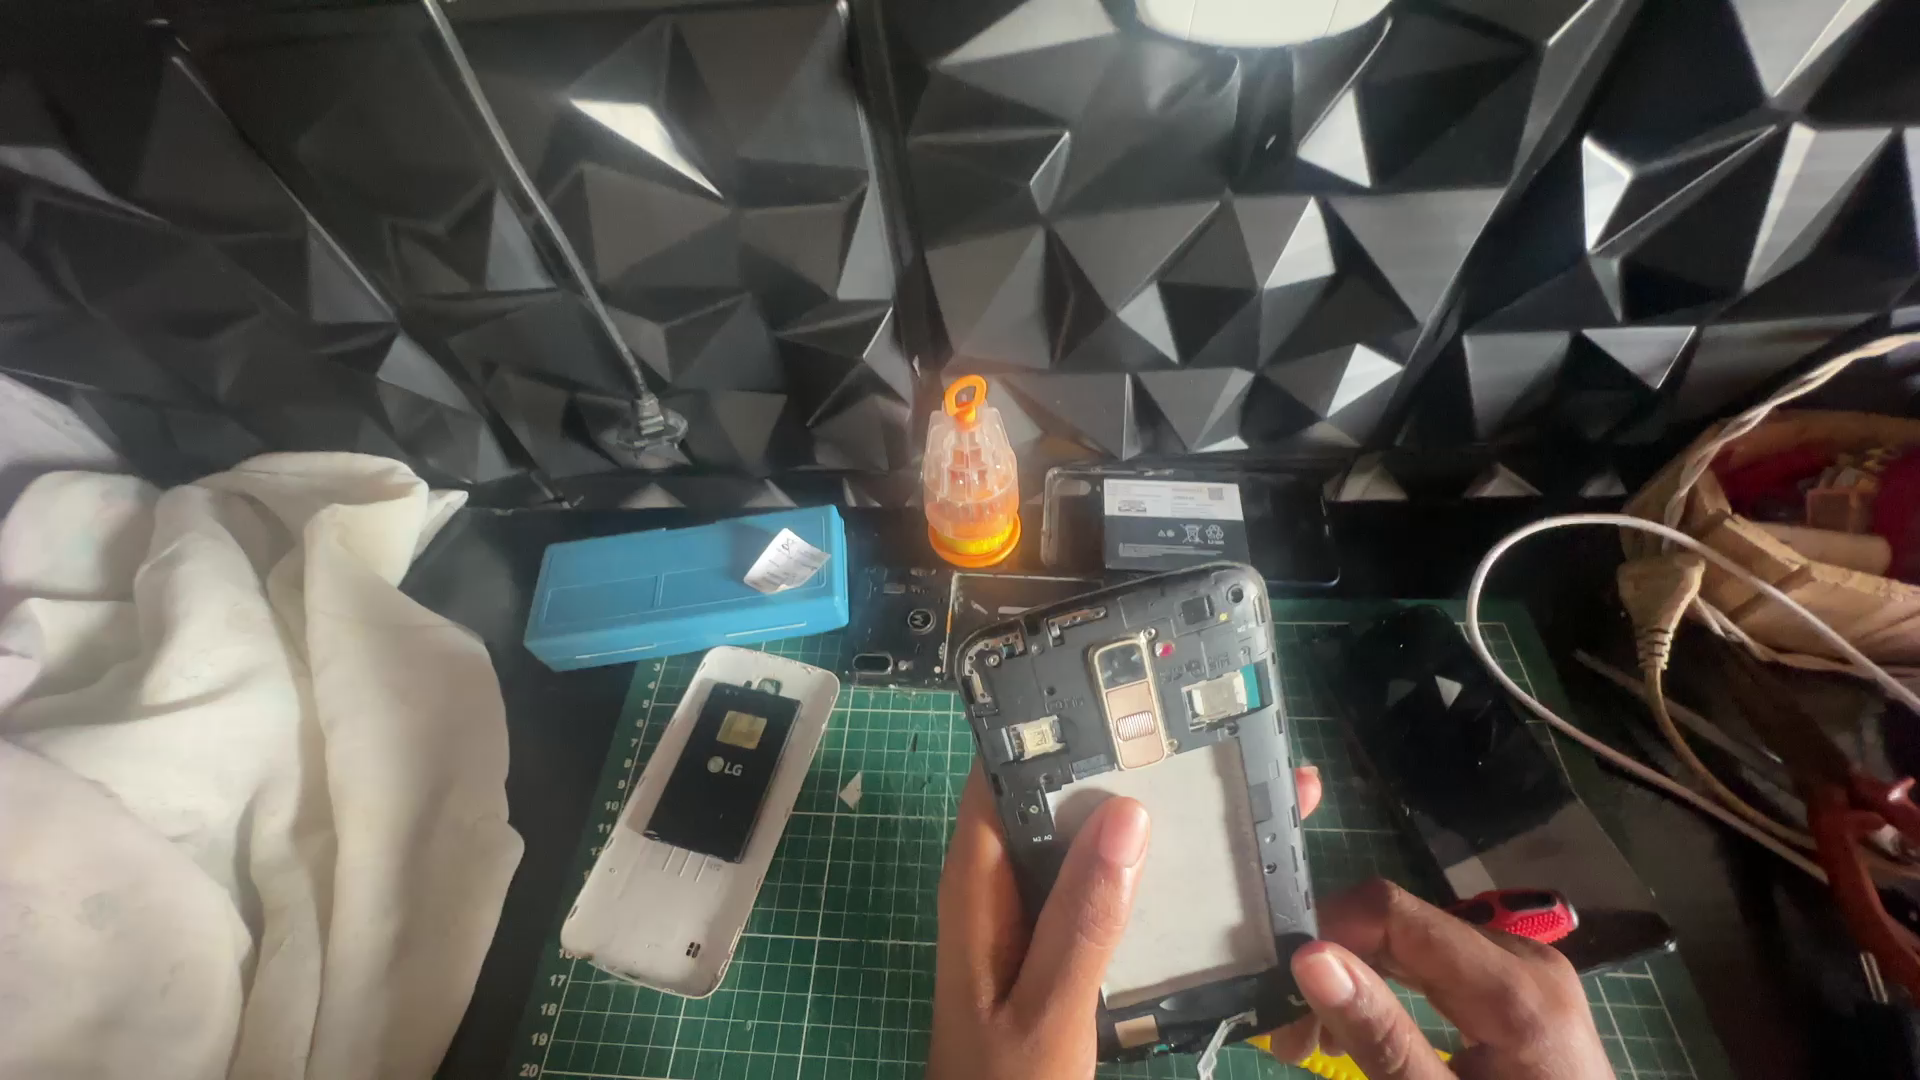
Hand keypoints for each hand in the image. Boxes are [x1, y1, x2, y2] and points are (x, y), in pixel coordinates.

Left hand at [929, 762, 1322, 1079]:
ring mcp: (1028, 905)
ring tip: (1203, 779)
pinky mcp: (1054, 934)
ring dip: (1130, 812)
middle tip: (1181, 729)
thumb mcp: (1047, 1009)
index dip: (1046, 727)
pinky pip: (1092, 880)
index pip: (999, 770)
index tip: (1111, 696)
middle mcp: (1000, 876)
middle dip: (1106, 763)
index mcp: (978, 876)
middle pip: (1046, 795)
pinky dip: (1134, 864)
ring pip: (1076, 836)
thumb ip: (1082, 920)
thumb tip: (1127, 813)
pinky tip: (1189, 860)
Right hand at [1273, 879, 1612, 1079]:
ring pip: (1402, 939)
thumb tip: (1308, 956)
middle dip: (1331, 965)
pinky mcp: (1511, 985)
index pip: (1390, 910)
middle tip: (1289, 1032)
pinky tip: (1356, 1027)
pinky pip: (1425, 962)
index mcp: (1518, 989)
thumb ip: (1382, 1039)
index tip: (1284, 989)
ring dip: (1349, 977)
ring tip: (1312, 1039)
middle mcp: (1522, 958)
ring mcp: (1520, 969)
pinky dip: (1381, 988)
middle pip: (1394, 923)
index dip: (1325, 932)